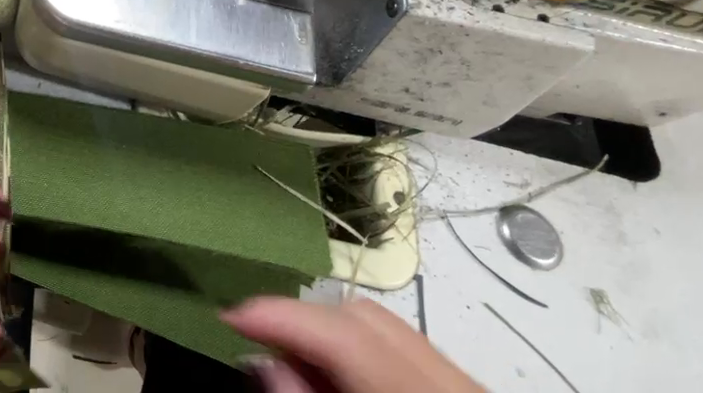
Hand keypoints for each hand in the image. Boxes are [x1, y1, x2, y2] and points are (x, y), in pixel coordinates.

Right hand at [224, 297, 481, 392]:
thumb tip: (268, 364)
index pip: (348, 338)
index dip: (283, 317)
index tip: (230, 318)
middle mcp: (459, 388)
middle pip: (367, 320)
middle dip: (305, 324)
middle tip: (260, 350)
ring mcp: (471, 390)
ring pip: (387, 330)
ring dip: (331, 338)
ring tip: (296, 369)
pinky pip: (408, 351)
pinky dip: (362, 358)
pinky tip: (338, 384)